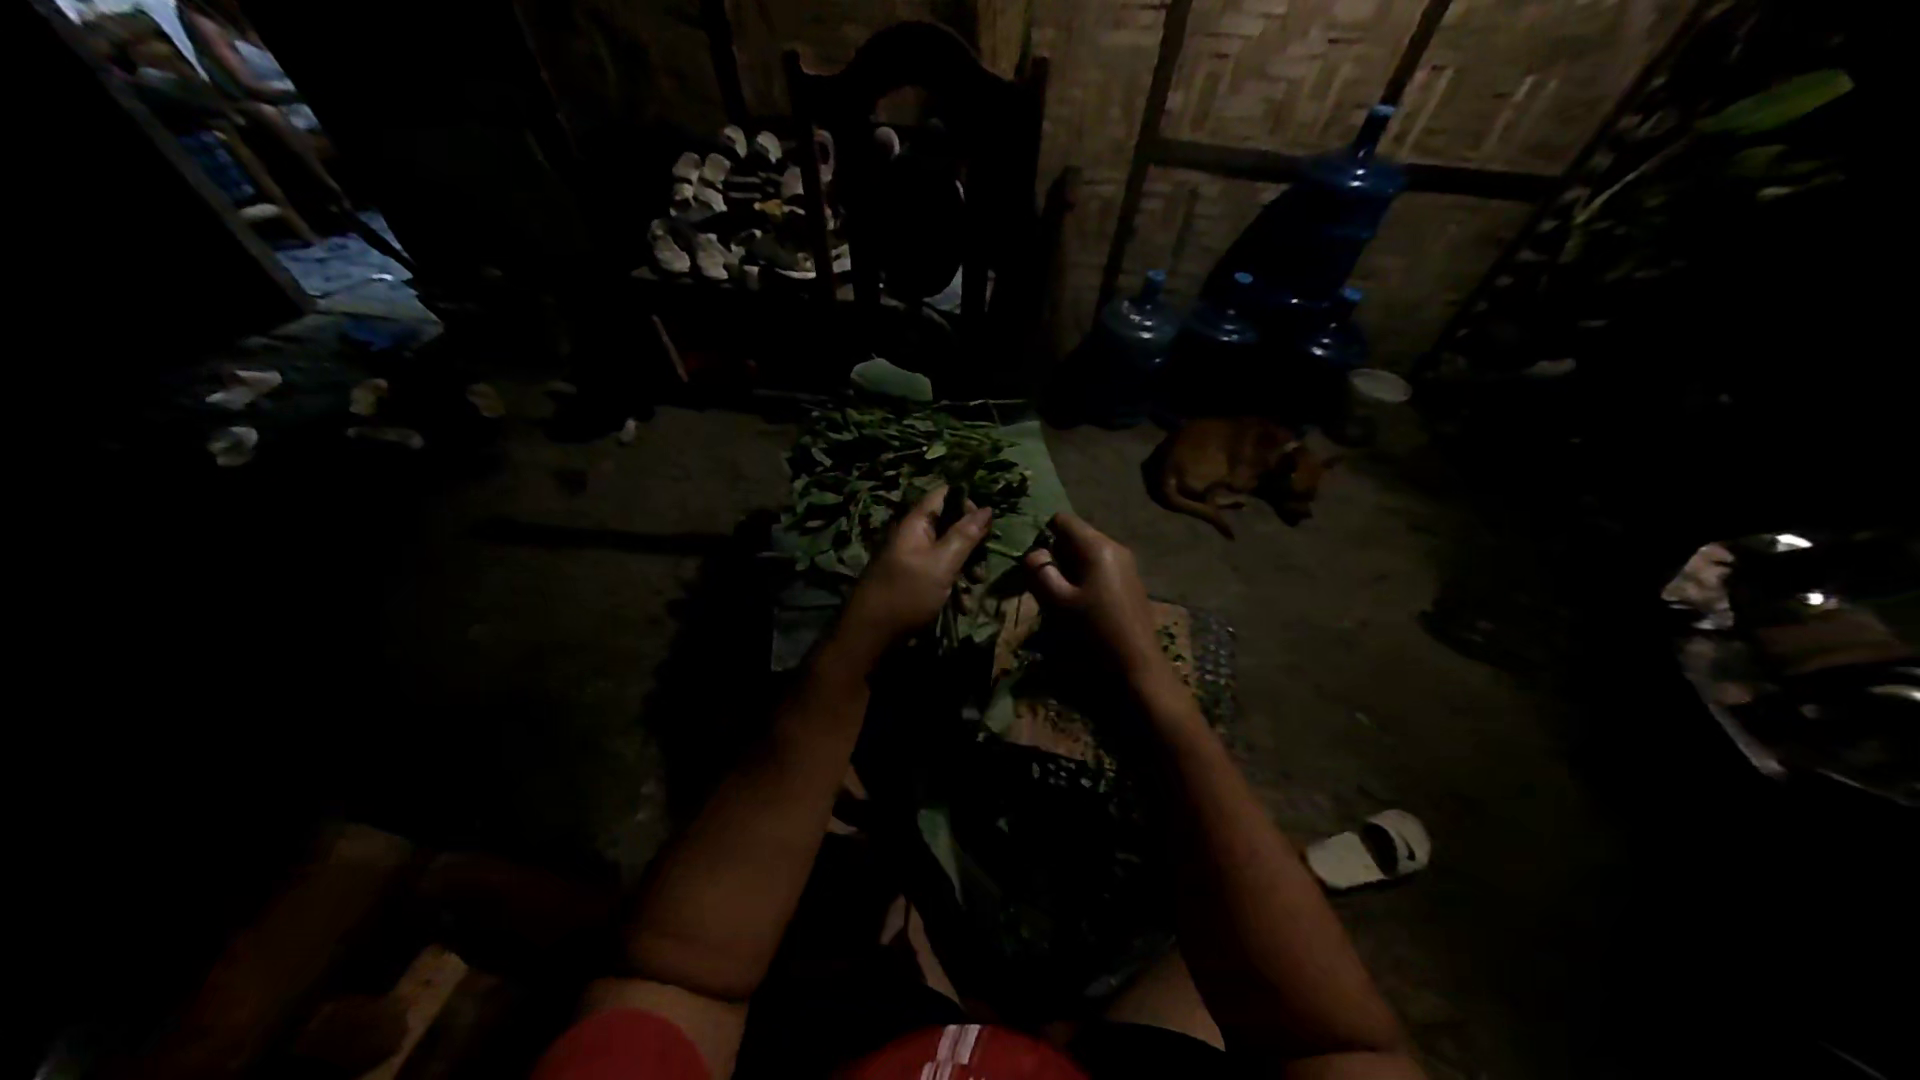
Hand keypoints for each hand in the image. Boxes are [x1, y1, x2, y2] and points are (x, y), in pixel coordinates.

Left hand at [842, 485, 991, 647]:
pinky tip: (961, 606)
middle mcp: (914, 536)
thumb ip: (965, 535)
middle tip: (981, 567)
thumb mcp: (942, 563)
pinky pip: (940, 575)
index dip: (967, 504)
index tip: (986, 525)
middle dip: (972, 545)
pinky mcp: (914, 582)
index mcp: (916, 523)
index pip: (944, 495)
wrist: (871, 635)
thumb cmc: (907, 594)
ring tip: (974, 588)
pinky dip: (953, 587)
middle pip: (950, 526)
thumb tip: (986, 508)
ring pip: (949, 553)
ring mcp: (913, 560)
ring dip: (966, 570)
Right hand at [1024, 512, 1167, 682]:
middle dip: (1055, 556)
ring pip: (1086, 554)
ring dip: (1069, 570)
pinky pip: (1099, 568)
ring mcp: (1126, 564)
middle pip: (1075, 536)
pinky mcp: (1130, 582)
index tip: (1034, 563)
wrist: (1137, 665)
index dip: (1042, 535)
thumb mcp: (1057, 602)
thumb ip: (1039, 572)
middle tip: (1045, 586)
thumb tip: (1033, 554)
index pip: (1062, 520)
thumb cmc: (1094, 631)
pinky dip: (1084, 579)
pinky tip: (1082, 606)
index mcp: (1097, 546)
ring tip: (1061, 599)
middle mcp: (1114, 547)